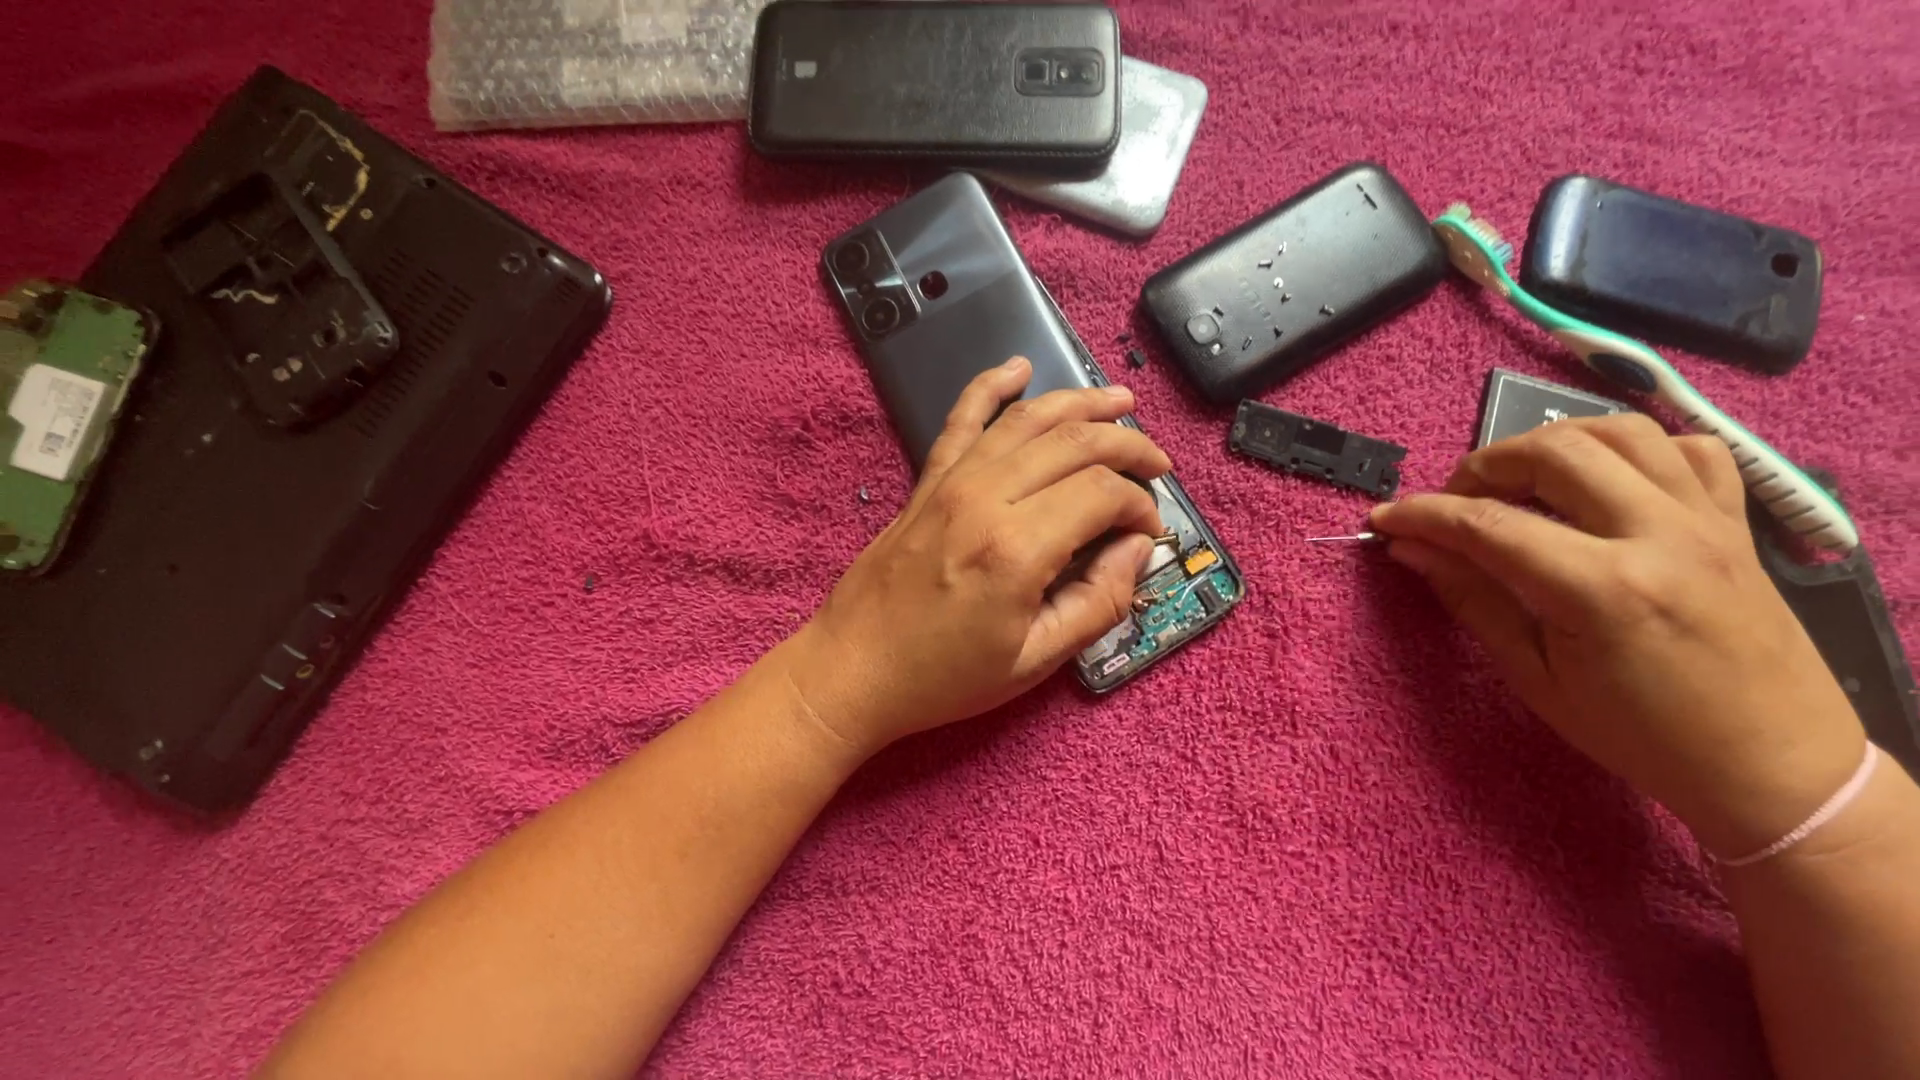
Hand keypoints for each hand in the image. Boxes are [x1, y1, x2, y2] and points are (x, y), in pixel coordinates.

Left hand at [786, 357, 1168, 760]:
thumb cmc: (944, 677)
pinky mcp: (927, 482)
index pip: (1102, 493)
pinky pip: (961, 418)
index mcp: (1016, 549)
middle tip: (1158, 464)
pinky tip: (1018, 367)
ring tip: (1120, 401)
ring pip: (1027, 419)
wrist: (853, 668)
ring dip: (1080, 402)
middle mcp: (985, 498)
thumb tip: (1137, 550)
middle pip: (1074, 443)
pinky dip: (990, 385)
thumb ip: (1098, 603)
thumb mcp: (1035, 661)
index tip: (1149, 532)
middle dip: (1128, 445)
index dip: (1140, 506)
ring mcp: (951, 482)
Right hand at [1372, 414, 1865, 858]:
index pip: (1488, 524)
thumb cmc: (1641, 735)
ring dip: (1551, 444)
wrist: (1774, 765)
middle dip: (1482, 466)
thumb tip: (1412, 549)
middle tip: (1454, 505)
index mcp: (1603, 589)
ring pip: (1619, 432)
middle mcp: (1660, 535)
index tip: (1385, 521)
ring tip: (1520, 483)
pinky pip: (1688, 449)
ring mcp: (1707, 521)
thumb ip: (1473, 599)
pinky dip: (1633, 450)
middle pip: (1553, 452)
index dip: (1423, 516)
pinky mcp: (1736, 522)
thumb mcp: (1537, 677)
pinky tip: (1603, 482)